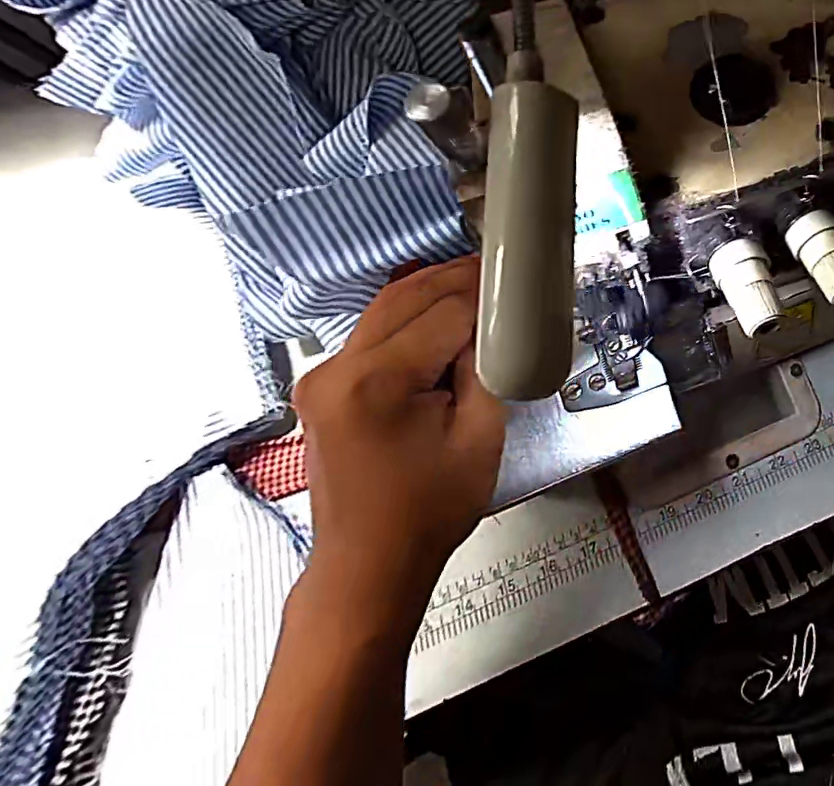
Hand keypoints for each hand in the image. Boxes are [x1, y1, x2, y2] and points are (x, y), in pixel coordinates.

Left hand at [290, 256, 505, 621]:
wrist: (370, 562)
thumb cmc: (428, 510)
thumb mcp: (481, 435)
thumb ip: (488, 370)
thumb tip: (487, 330)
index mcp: (376, 384)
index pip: (443, 314)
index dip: (483, 298)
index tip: (511, 286)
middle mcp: (337, 371)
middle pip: (405, 297)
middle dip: (454, 279)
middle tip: (494, 271)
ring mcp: (322, 377)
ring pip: (383, 308)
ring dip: (429, 291)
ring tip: (472, 285)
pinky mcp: (324, 387)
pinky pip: (372, 333)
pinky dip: (408, 317)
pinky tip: (438, 314)